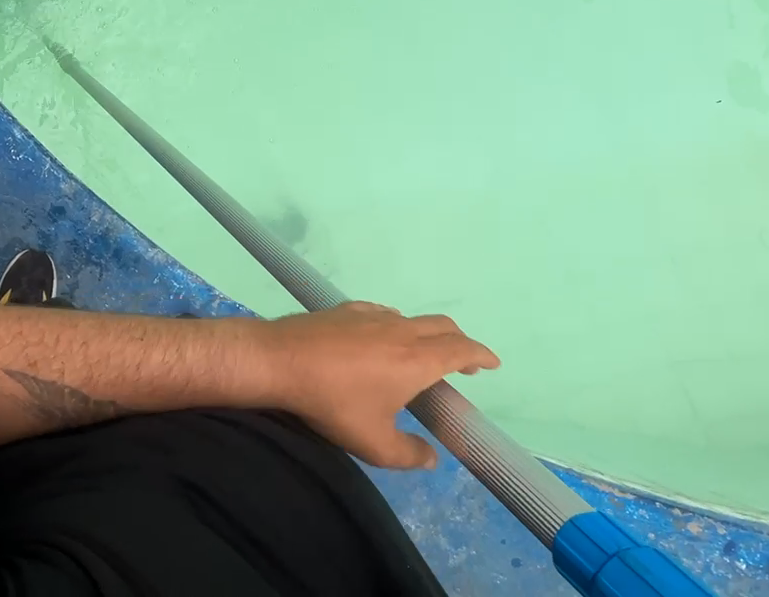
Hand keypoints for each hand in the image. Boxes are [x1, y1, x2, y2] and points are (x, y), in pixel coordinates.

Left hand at [258, 301, 499, 469]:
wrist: (277, 361)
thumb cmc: (331, 402)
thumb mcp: (375, 444)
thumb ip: (410, 454)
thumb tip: (430, 457)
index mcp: (415, 359)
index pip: (460, 349)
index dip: (480, 355)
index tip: (491, 363)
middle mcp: (397, 330)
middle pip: (440, 326)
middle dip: (458, 341)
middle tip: (463, 362)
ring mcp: (366, 316)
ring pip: (407, 317)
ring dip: (423, 332)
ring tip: (419, 353)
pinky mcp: (338, 311)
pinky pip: (378, 313)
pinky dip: (391, 324)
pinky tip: (378, 338)